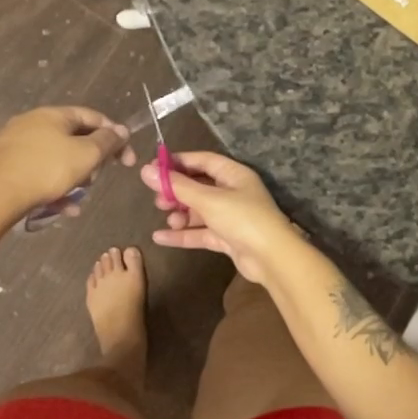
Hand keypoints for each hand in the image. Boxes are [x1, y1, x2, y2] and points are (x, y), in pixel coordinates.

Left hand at [0, 106, 135, 211]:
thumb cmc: (47, 169)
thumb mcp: (87, 154)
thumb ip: (108, 141)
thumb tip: (121, 130)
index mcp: (53, 115)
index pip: (92, 117)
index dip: (114, 135)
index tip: (127, 158)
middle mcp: (32, 123)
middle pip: (74, 138)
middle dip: (92, 160)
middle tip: (98, 178)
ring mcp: (15, 144)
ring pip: (57, 158)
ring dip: (75, 177)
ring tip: (79, 197)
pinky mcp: (4, 165)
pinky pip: (39, 173)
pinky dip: (55, 187)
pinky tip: (63, 207)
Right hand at [141, 152, 300, 284]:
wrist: (271, 257)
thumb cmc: (243, 219)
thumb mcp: (208, 199)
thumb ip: (177, 186)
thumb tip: (145, 170)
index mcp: (234, 175)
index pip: (203, 161)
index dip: (178, 162)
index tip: (153, 168)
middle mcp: (234, 193)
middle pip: (199, 186)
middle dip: (177, 192)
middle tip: (158, 200)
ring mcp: (231, 217)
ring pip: (199, 211)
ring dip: (181, 214)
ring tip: (169, 219)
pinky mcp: (228, 239)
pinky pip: (201, 232)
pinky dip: (183, 235)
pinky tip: (160, 237)